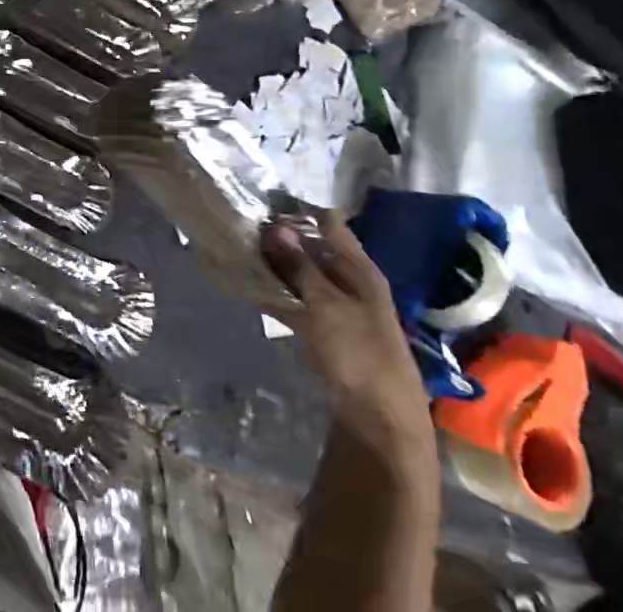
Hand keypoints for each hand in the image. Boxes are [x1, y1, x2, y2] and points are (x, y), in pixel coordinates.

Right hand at [262, 211, 438, 475]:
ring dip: (278, 269)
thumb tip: (276, 226)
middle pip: (314, 250)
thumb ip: (300, 265)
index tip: (262, 204)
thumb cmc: (358, 351)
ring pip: (304, 278)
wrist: (381, 417)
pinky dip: (280, 297)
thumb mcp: (325, 304)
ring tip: (241, 255)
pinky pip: (300, 305)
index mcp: (359, 268)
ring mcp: (339, 308)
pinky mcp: (328, 333)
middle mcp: (351, 282)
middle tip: (243, 229)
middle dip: (283, 240)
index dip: (298, 212)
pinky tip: (253, 291)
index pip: (329, 224)